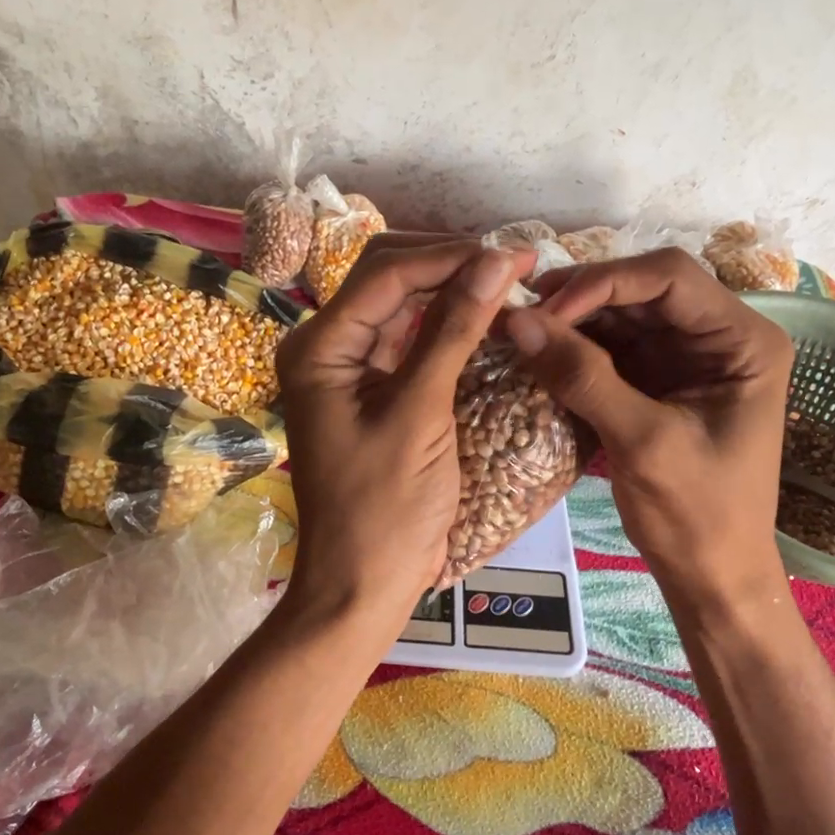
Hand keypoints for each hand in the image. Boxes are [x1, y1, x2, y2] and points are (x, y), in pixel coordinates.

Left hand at [276, 242, 531, 620]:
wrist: (362, 582)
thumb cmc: (386, 507)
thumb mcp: (421, 414)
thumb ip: (453, 333)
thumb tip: (496, 261)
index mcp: (319, 347)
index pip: (386, 274)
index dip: (451, 256)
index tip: (515, 253)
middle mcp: (325, 348)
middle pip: (387, 279)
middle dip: (448, 265)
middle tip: (515, 265)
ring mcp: (345, 370)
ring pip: (399, 306)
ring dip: (450, 291)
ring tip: (509, 283)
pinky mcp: (369, 391)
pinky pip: (406, 341)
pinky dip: (444, 327)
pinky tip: (483, 319)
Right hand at [502, 248, 794, 611]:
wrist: (711, 575)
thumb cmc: (697, 514)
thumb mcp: (641, 443)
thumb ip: (582, 377)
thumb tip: (517, 321)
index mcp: (743, 342)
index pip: (670, 279)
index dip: (603, 283)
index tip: (544, 310)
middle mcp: (719, 336)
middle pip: (642, 288)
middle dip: (581, 298)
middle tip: (521, 315)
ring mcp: (686, 357)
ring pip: (621, 314)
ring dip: (571, 320)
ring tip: (520, 331)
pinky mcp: (657, 379)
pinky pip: (611, 345)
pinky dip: (574, 346)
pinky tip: (539, 352)